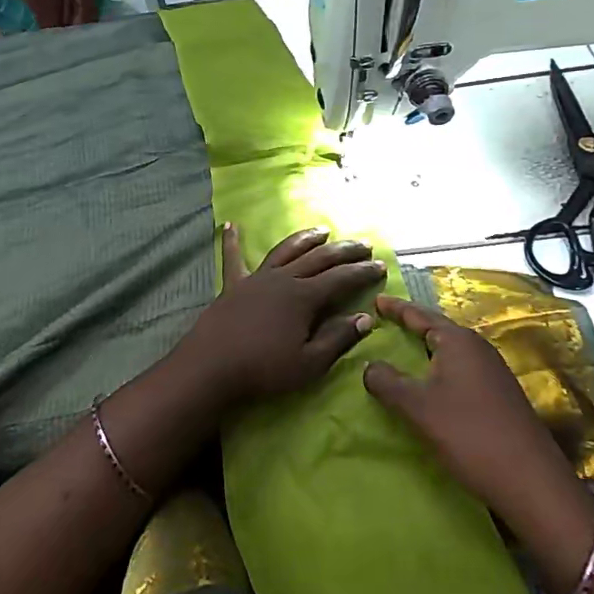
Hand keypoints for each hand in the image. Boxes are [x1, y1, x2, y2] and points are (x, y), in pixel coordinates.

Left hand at [169, 224, 384, 408]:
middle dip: (343, 251)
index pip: (340, 279)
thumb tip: (365, 317)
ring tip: (321, 231)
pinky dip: (232, 240)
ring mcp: (255, 278)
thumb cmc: (265, 368)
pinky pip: (233, 257)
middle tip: (363, 244)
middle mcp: (282, 279)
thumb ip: (338, 338)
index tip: (380, 265)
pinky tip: (231, 225)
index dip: (362, 272)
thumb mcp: (310, 363)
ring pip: (285, 251)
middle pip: (318, 258)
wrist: (213, 365)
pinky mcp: (232, 285)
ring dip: (304, 239)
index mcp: (303, 297)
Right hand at [362, 295, 577, 517]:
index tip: (375, 299)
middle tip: (385, 321)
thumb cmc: (469, 435)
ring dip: (426, 349)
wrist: (533, 485)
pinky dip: (439, 368)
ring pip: (450, 351)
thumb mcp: (417, 407)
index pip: (419, 314)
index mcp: (458, 341)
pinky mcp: (500, 396)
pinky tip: (429, 382)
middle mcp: (478, 349)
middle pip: (437, 329)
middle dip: (411, 325)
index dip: (395, 307)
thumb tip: (370, 366)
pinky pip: (460, 369)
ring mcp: (494, 372)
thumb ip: (386, 381)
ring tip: (401, 349)